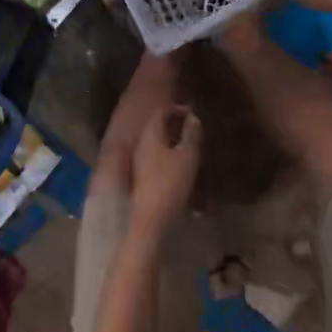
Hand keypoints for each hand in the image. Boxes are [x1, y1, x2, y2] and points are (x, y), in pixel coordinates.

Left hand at [129, 104, 201, 234]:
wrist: (148, 222)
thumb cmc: (169, 183)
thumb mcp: (188, 156)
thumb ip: (191, 135)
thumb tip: (193, 118)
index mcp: (150, 134)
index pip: (161, 112)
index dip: (177, 109)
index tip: (193, 114)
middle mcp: (141, 145)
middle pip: (158, 128)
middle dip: (176, 126)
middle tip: (194, 131)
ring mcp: (138, 163)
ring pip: (157, 145)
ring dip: (173, 143)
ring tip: (191, 151)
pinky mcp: (140, 180)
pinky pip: (155, 160)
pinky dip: (168, 158)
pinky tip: (180, 170)